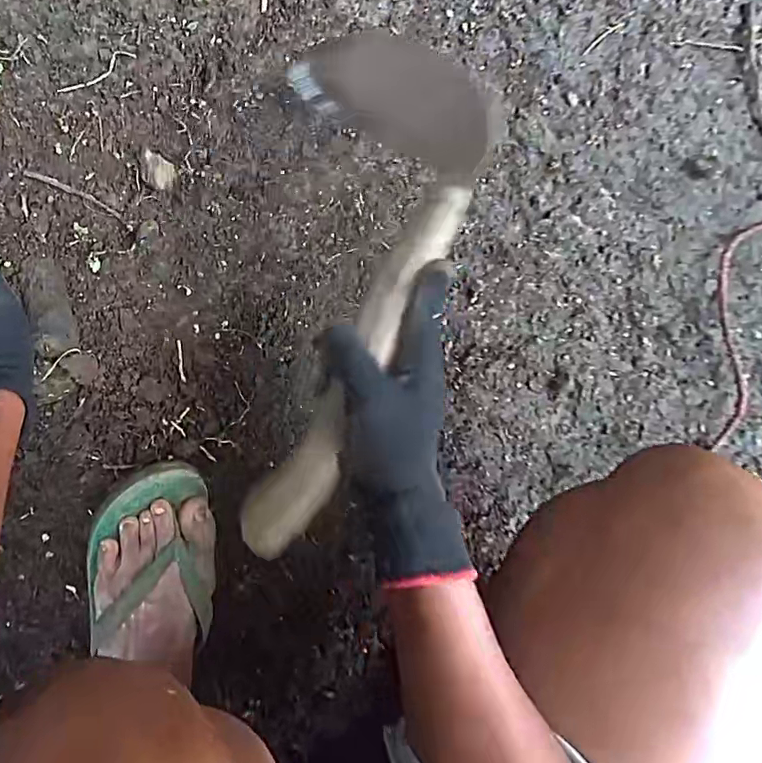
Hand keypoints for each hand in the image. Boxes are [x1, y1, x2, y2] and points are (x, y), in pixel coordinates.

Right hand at [323, 262, 472, 584]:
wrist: (392, 501)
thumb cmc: (388, 446)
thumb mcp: (367, 396)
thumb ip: (350, 356)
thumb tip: (332, 329)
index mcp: (421, 368)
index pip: (424, 318)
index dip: (428, 289)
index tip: (438, 261)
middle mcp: (414, 377)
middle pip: (393, 334)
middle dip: (366, 330)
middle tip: (336, 340)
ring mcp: (398, 395)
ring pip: (371, 357)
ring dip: (344, 360)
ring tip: (323, 382)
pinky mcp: (380, 411)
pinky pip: (359, 379)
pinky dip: (340, 379)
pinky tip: (324, 393)